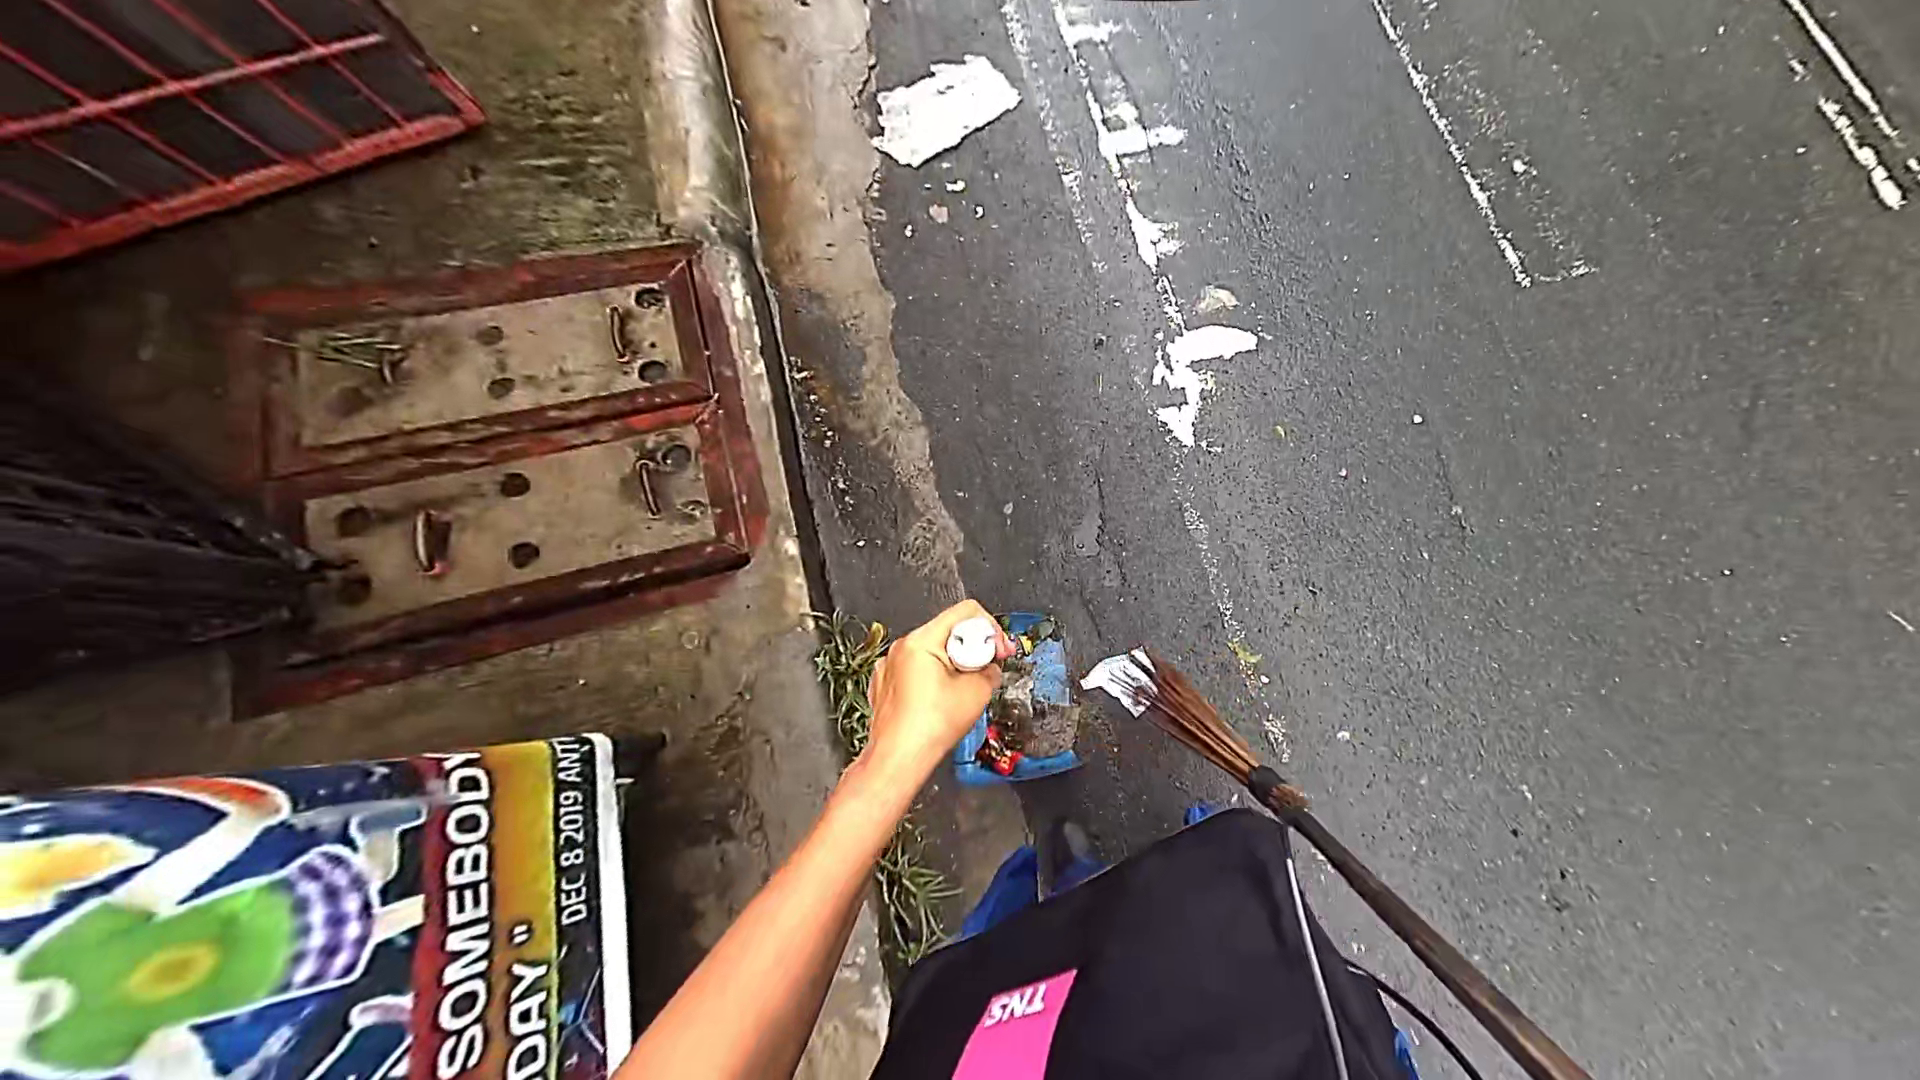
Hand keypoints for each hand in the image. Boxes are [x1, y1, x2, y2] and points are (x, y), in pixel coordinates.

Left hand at [860, 600, 1014, 789]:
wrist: (898, 760)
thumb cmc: (928, 730)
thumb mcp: (977, 693)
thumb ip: (990, 670)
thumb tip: (991, 668)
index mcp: (921, 641)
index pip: (965, 613)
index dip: (990, 629)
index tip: (1000, 649)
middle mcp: (902, 648)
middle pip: (949, 632)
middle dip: (973, 649)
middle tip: (986, 671)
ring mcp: (891, 665)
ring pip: (933, 651)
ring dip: (954, 665)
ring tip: (962, 692)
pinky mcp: (887, 683)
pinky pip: (917, 669)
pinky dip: (934, 678)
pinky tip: (941, 701)